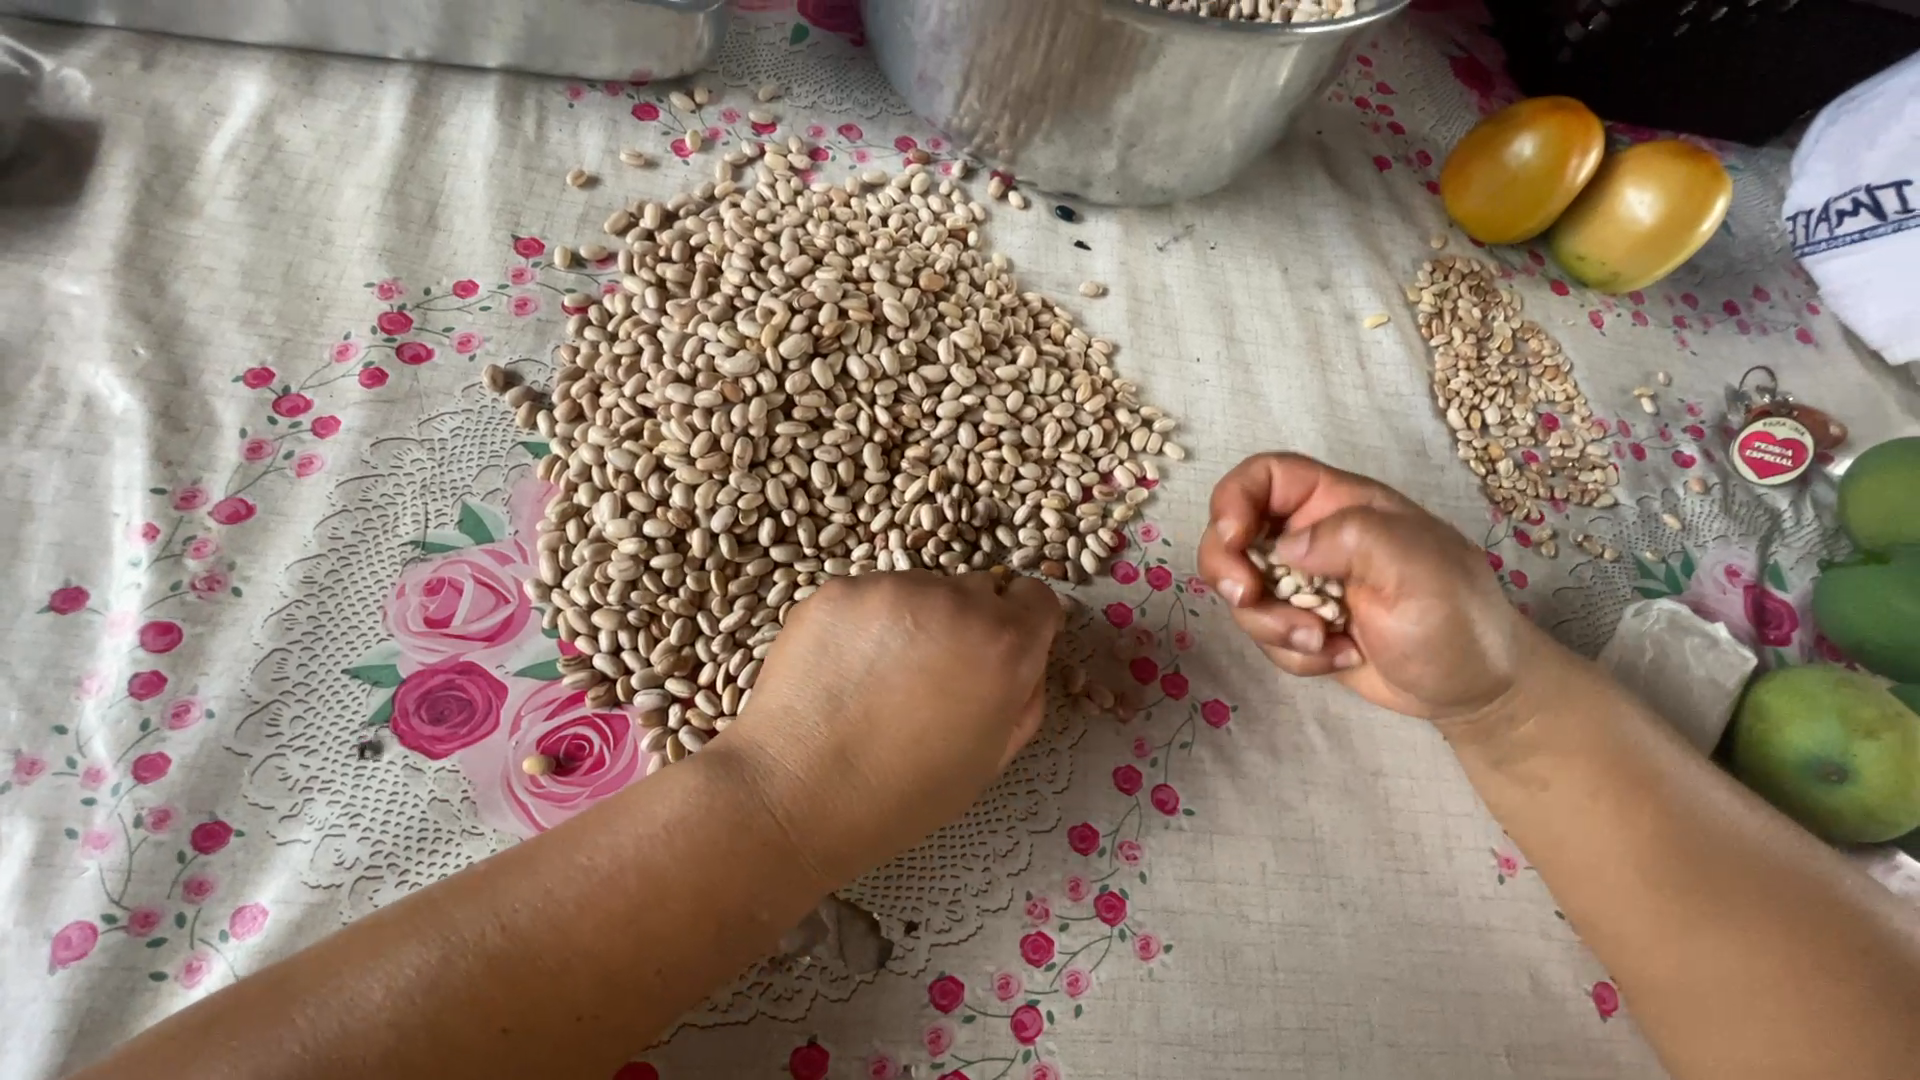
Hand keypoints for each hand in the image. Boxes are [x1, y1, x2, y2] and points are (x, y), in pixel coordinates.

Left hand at [704, 570, 1063, 887]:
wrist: (794, 796)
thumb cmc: (902, 795)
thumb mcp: (991, 758)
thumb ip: (1024, 696)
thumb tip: (1025, 659)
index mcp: (1004, 644)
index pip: (1037, 597)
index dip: (1025, 623)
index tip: (1003, 648)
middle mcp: (955, 600)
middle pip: (978, 592)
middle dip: (968, 625)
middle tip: (932, 675)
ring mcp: (891, 588)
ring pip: (921, 591)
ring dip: (915, 621)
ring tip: (879, 678)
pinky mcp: (838, 589)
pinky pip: (870, 596)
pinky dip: (866, 623)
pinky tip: (844, 669)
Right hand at [1196, 453, 1543, 726]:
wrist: (1476, 689)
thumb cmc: (1459, 618)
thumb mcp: (1420, 568)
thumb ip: (1355, 538)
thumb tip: (1285, 548)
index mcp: (1337, 505)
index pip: (1264, 477)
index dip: (1233, 499)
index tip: (1234, 540)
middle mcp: (1309, 538)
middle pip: (1230, 536)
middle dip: (1231, 572)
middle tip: (1250, 600)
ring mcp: (1299, 585)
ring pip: (1240, 592)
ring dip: (1270, 624)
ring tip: (1326, 642)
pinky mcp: (1296, 625)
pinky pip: (1262, 634)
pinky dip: (1291, 653)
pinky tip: (1339, 656)